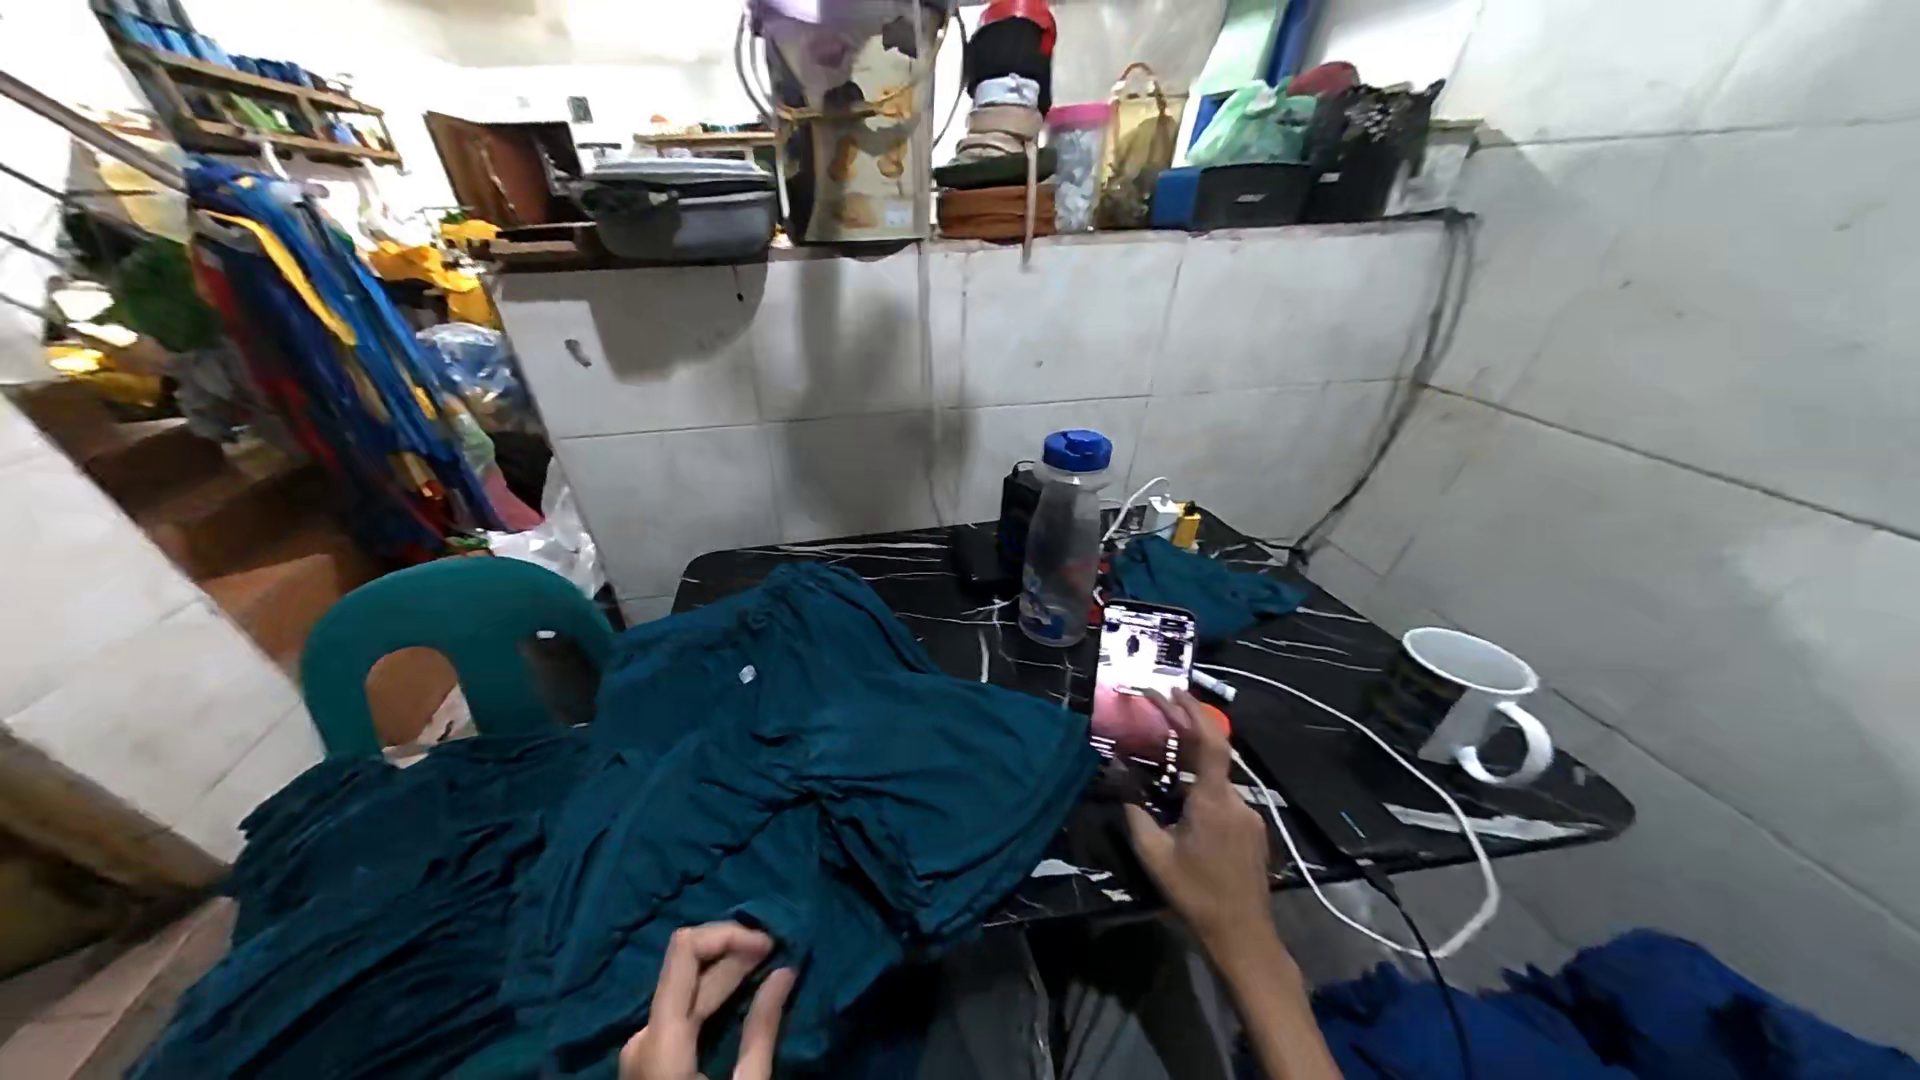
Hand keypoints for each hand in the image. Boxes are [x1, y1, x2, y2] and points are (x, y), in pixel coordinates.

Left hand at [619, 923, 797, 1079]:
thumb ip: (763, 1027)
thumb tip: (785, 971)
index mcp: (660, 1041)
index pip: (684, 949)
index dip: (727, 934)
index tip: (768, 945)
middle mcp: (642, 1036)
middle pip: (690, 968)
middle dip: (736, 953)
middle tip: (779, 953)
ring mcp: (642, 1050)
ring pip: (687, 988)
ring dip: (728, 972)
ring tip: (768, 968)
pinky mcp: (650, 1062)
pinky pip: (683, 1012)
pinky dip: (716, 995)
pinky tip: (745, 993)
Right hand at [1124, 689, 1276, 955]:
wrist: (1243, 934)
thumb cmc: (1195, 893)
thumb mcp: (1154, 855)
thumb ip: (1135, 812)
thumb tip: (1120, 780)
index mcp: (1213, 802)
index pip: (1209, 742)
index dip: (1192, 712)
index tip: (1173, 691)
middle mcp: (1236, 801)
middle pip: (1214, 750)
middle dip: (1188, 721)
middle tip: (1161, 702)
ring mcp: (1249, 814)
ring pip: (1217, 773)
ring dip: (1192, 754)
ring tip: (1163, 747)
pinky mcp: (1252, 827)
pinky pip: (1224, 792)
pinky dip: (1202, 778)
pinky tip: (1183, 792)